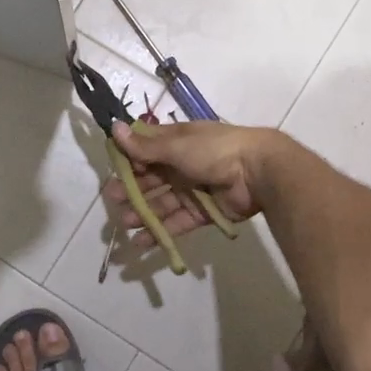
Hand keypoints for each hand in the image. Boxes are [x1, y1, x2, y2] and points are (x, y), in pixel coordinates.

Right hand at [103, 121, 284, 245]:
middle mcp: (182, 165)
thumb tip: (114, 127)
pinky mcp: (202, 212)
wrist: (258, 172)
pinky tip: (141, 242)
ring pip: (161, 203)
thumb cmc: (215, 150)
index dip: (128, 161)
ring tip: (125, 224)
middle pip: (150, 180)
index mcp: (176, 142)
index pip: (145, 151)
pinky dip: (160, 231)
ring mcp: (192, 190)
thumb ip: (145, 146)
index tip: (112, 172)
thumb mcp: (177, 146)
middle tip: (112, 202)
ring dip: (142, 213)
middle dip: (131, 191)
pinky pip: (176, 222)